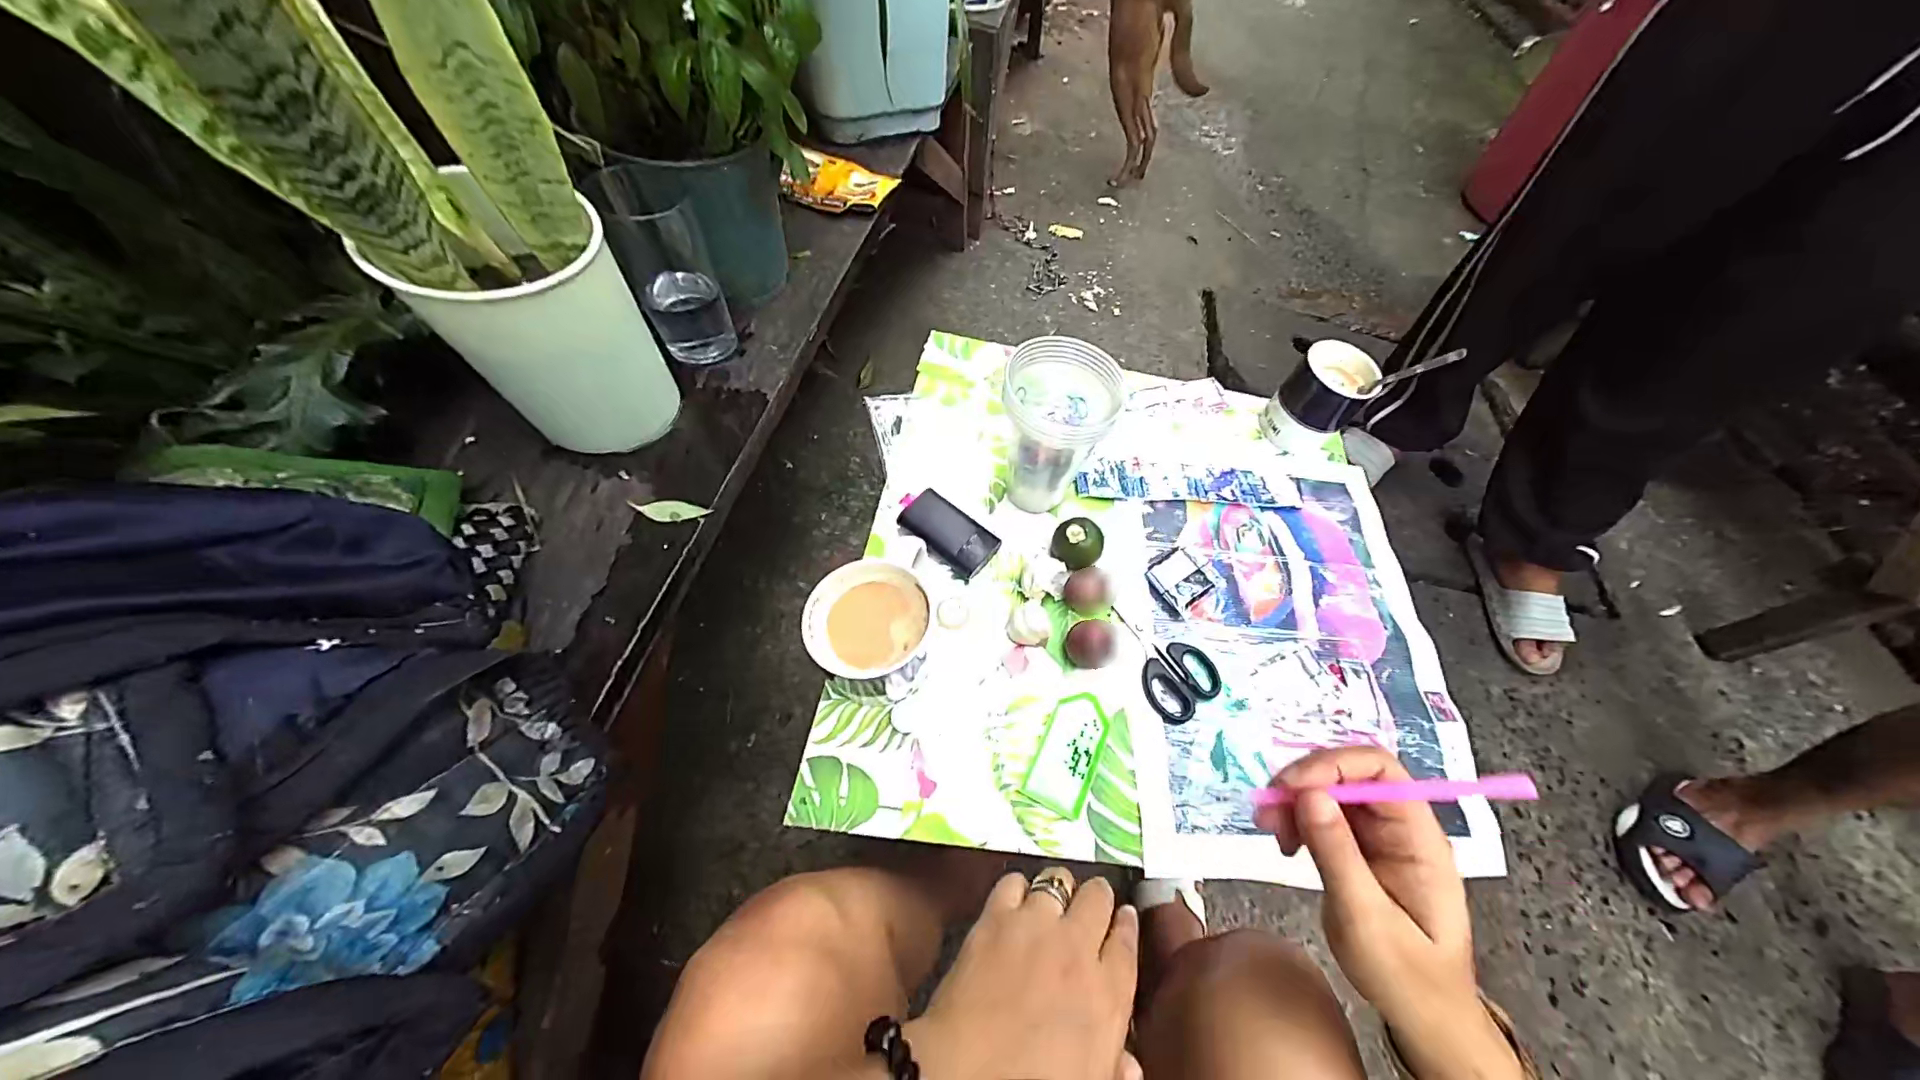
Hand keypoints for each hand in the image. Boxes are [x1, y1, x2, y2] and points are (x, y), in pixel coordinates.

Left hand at [904, 869, 1139, 1079]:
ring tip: (1053, 900)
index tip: (1125, 917)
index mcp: (1107, 994)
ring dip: (1059, 889)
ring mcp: (1035, 926)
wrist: (967, 1074)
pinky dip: (1017, 887)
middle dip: (1097, 897)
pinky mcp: (996, 917)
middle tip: (1089, 904)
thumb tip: (1129, 1063)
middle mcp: (1076, 948)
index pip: (1127, 941)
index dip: (1127, 924)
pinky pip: (1013, 882)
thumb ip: (1115, 1065)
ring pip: (1058, 880)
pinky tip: (1014, 901)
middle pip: (1098, 898)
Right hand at [1257, 747, 1521, 1079]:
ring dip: (1291, 801)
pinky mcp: (1355, 847)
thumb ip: (1338, 854)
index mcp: (1418, 837)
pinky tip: (1283, 842)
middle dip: (1303, 783)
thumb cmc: (1407, 976)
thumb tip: (1309, 795)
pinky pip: (1320, 814)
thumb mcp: (1367, 918)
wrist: (1422, 1015)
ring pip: (1327, 791)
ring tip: (1270, 829)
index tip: (1291, 787)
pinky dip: (1294, 818)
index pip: (1379, 769)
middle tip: (1269, 811)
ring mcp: (1376, 836)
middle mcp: (1398, 826)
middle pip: (1346, 774)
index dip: (1332, 765)